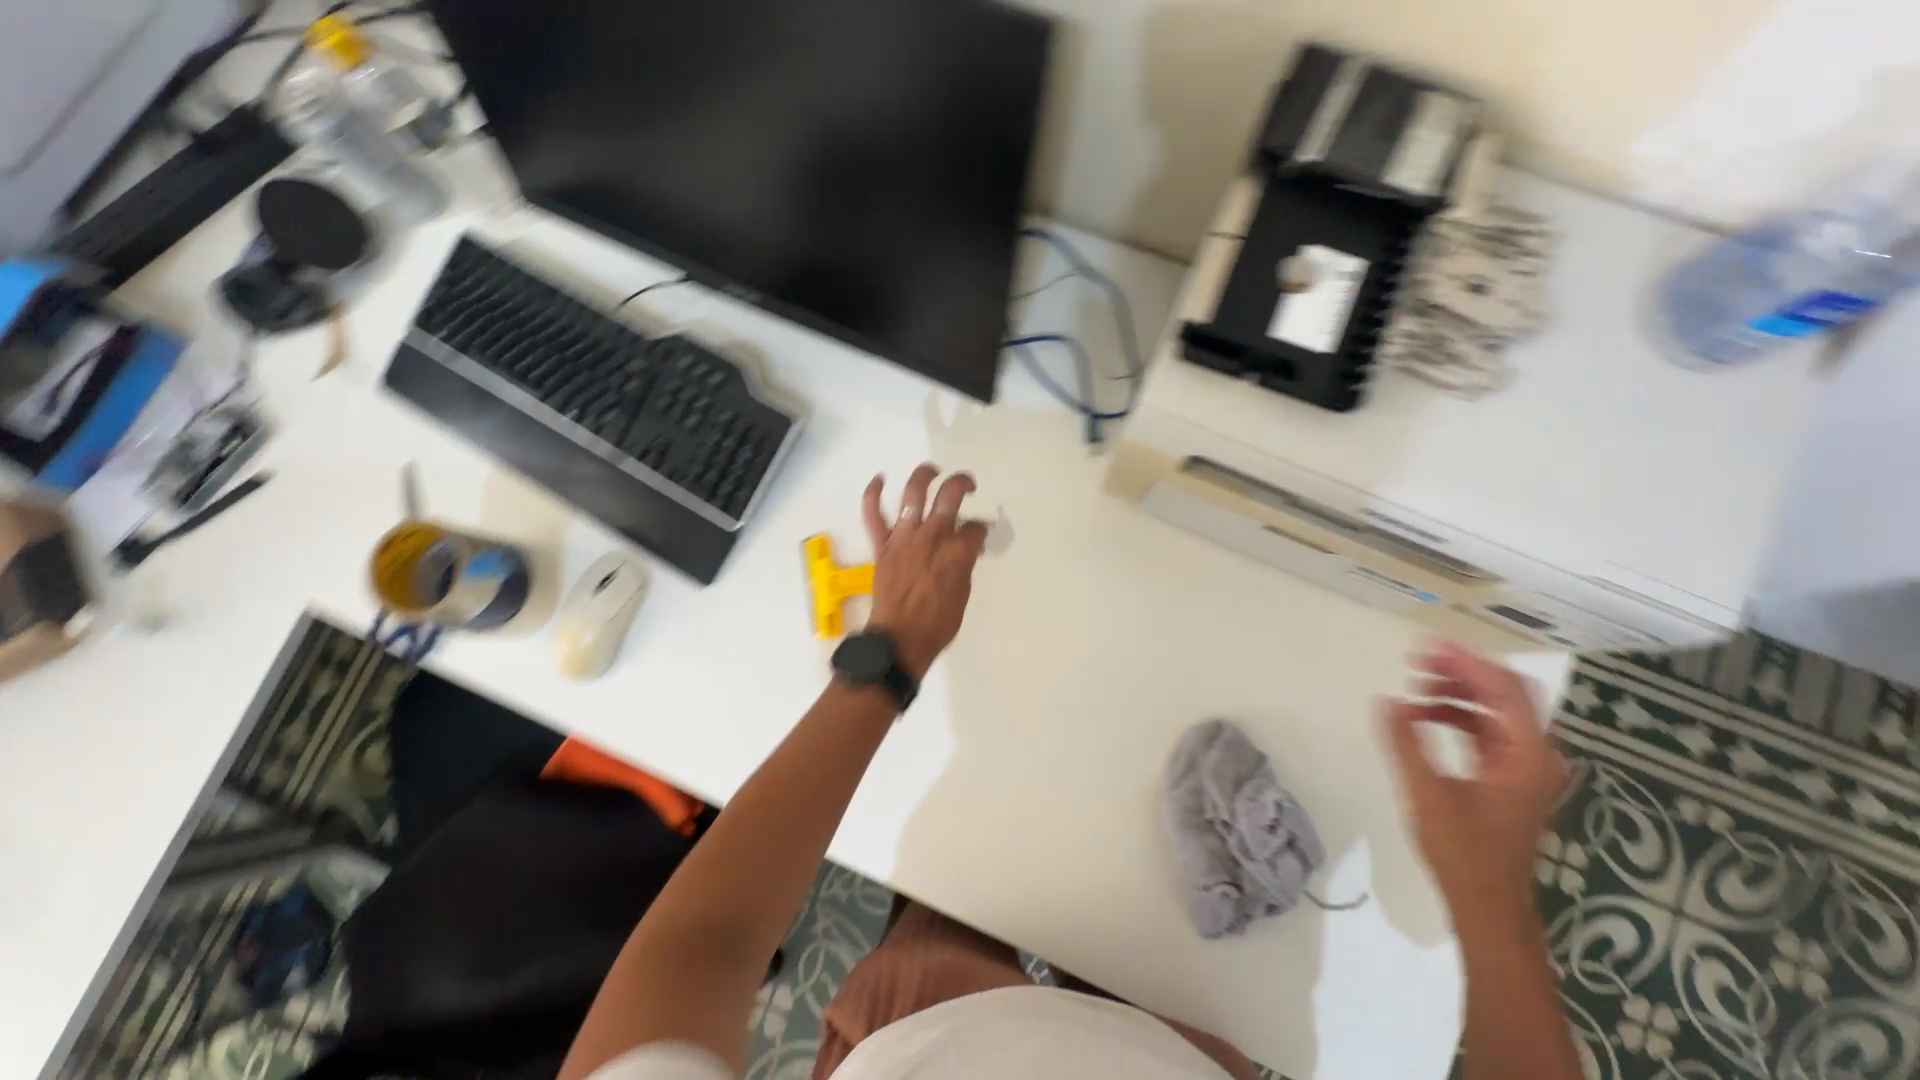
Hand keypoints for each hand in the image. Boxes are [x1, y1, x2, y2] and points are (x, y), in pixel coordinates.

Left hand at [860, 464, 988, 678]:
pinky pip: (873, 514)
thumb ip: (964, 566)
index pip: (975, 527)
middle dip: (963, 483)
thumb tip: (966, 550)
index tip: (978, 535)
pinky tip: (879, 479)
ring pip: (913, 493)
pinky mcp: (882, 546)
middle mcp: (932, 537)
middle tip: (967, 485)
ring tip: (932, 470)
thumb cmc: (936, 625)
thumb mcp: (962, 595)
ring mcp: (904, 538)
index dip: (980, 529)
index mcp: (957, 552)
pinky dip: (872, 494)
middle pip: (951, 495)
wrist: (899, 640)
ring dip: (924, 475)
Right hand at [1381, 642, 1567, 939]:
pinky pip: (1488, 730)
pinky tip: (1424, 718)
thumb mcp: (1426, 793)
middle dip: (1461, 672)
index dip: (1466, 662)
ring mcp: (1525, 765)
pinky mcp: (1510, 776)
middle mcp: (1536, 754)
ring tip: (1415, 689)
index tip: (1426, 647)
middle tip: (1416, 663)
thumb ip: (1405, 742)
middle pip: (1505, 693)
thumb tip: (1386, 699)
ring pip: (1495, 710)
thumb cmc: (1460, 851)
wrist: (1487, 903)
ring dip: (1457, 693)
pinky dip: (1458, 717)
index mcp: (1526, 755)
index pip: (1504, 689)